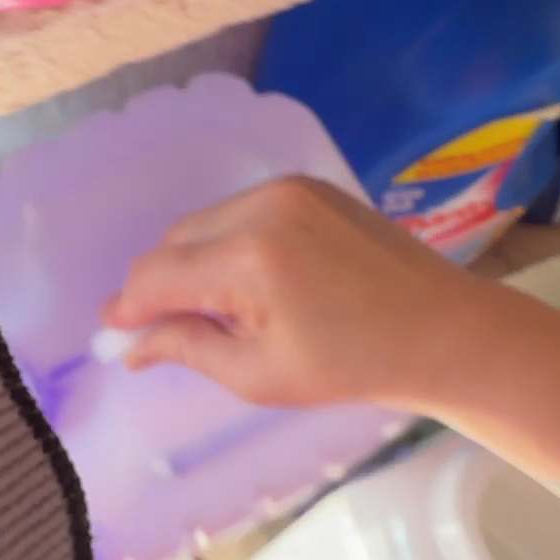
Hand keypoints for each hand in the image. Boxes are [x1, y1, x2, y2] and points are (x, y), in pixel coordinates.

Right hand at [101, 177, 504, 409]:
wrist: (444, 330)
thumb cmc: (352, 366)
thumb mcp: (258, 375)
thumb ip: (186, 348)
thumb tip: (132, 345)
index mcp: (249, 259)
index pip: (157, 275)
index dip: (128, 306)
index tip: (114, 331)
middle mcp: (261, 207)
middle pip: (173, 242)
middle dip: (157, 286)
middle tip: (162, 327)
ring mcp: (288, 189)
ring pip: (202, 224)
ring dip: (189, 264)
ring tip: (213, 308)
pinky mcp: (308, 185)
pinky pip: (237, 212)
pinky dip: (223, 244)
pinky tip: (244, 280)